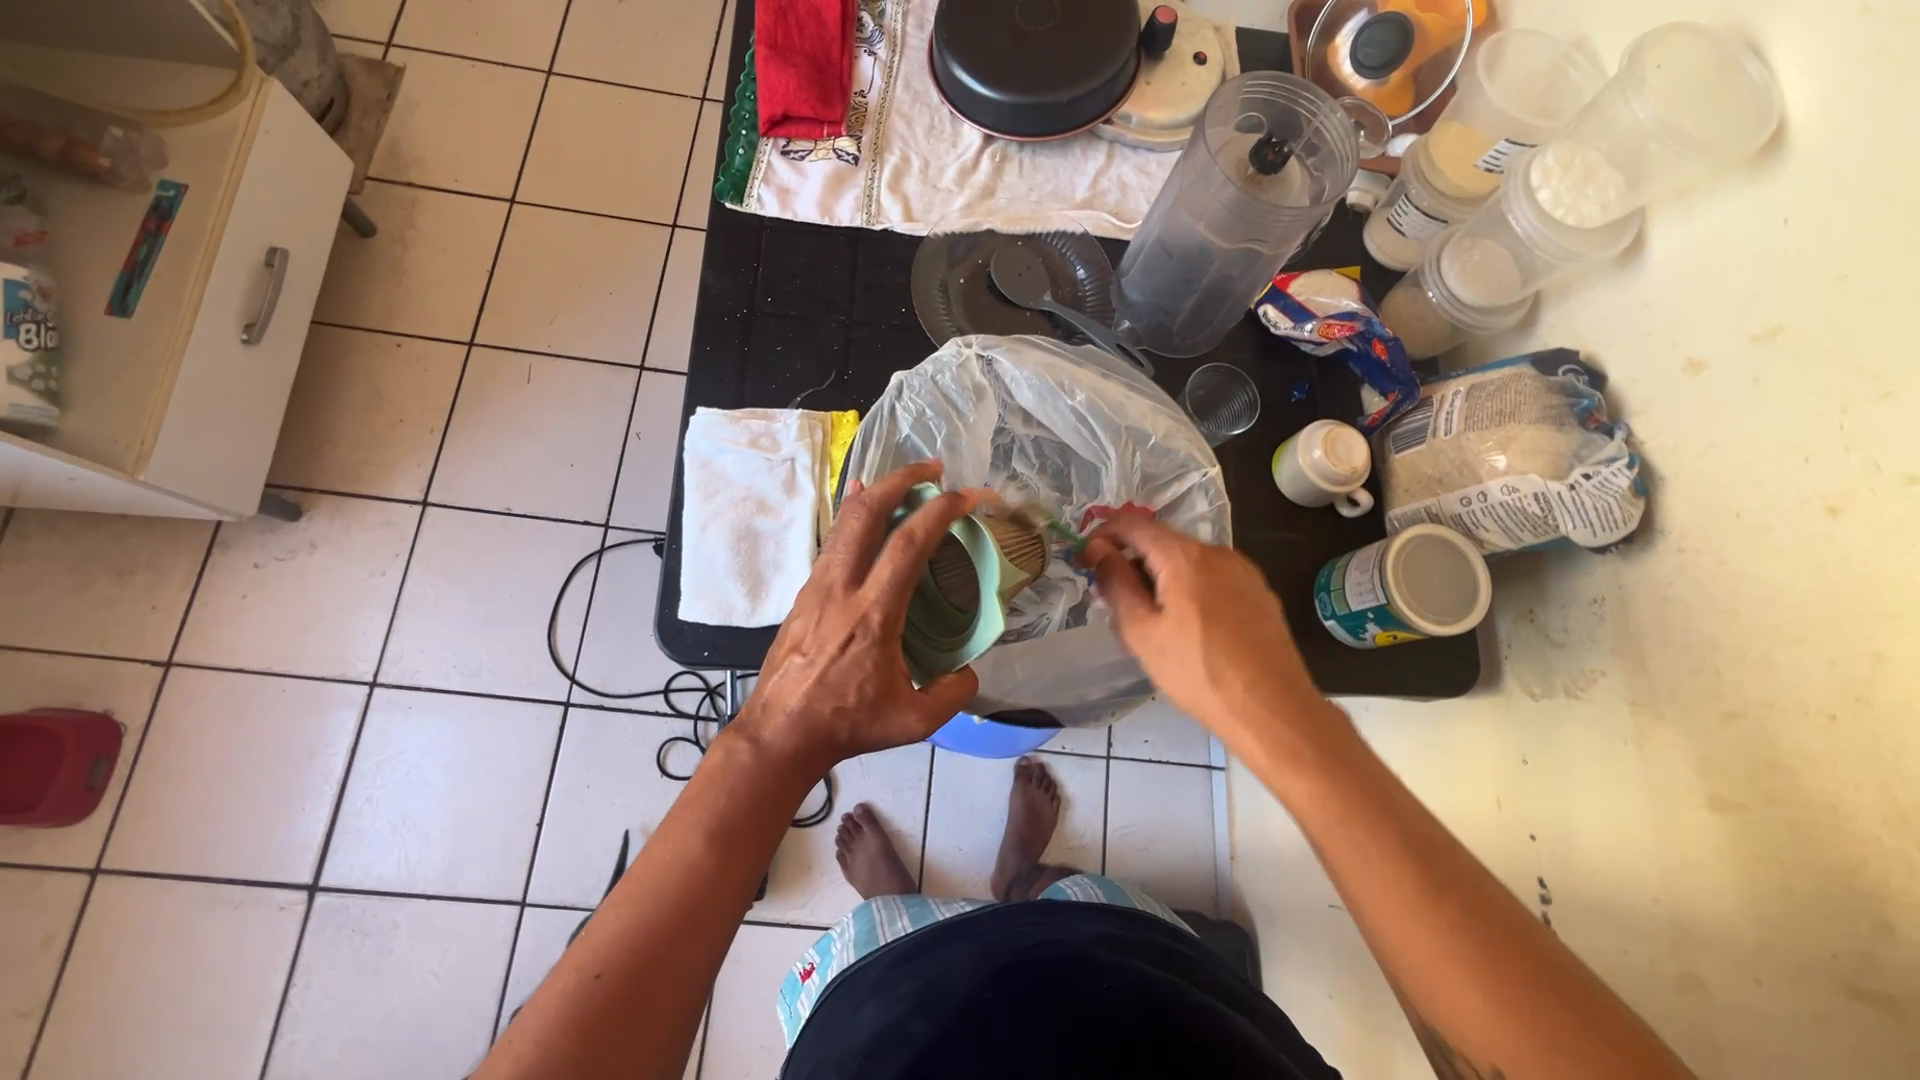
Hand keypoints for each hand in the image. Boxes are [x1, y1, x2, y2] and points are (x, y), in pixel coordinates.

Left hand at [731, 461, 980, 775]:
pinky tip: (862, 507)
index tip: (970, 496)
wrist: (782, 732)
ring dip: (878, 491)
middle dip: (904, 478)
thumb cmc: (848, 724)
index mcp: (875, 612)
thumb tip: (967, 670)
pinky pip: (832, 540)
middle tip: (935, 470)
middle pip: (869, 511)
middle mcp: (843, 586)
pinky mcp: (805, 592)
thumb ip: (952, 692)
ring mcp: (818, 585)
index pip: (911, 542)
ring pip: (846, 520)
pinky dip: (853, 516)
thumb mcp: (915, 721)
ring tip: (906, 480)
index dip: (943, 510)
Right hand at [1082, 515, 1330, 751]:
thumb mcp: (1142, 632)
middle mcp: (1218, 553)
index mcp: (1185, 557)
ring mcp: (1244, 572)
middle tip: (1112, 603)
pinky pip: (1212, 580)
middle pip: (1162, 543)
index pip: (1133, 524)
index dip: (1102, 535)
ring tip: (1148, 624)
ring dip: (1159, 580)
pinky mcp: (1260, 594)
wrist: (1272, 709)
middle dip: (1131, 564)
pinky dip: (1188, 591)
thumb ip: (1117, 583)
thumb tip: (1098, 549)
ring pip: (1188, 564)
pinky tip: (1186, 630)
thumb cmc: (1197, 672)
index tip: (1084, 562)